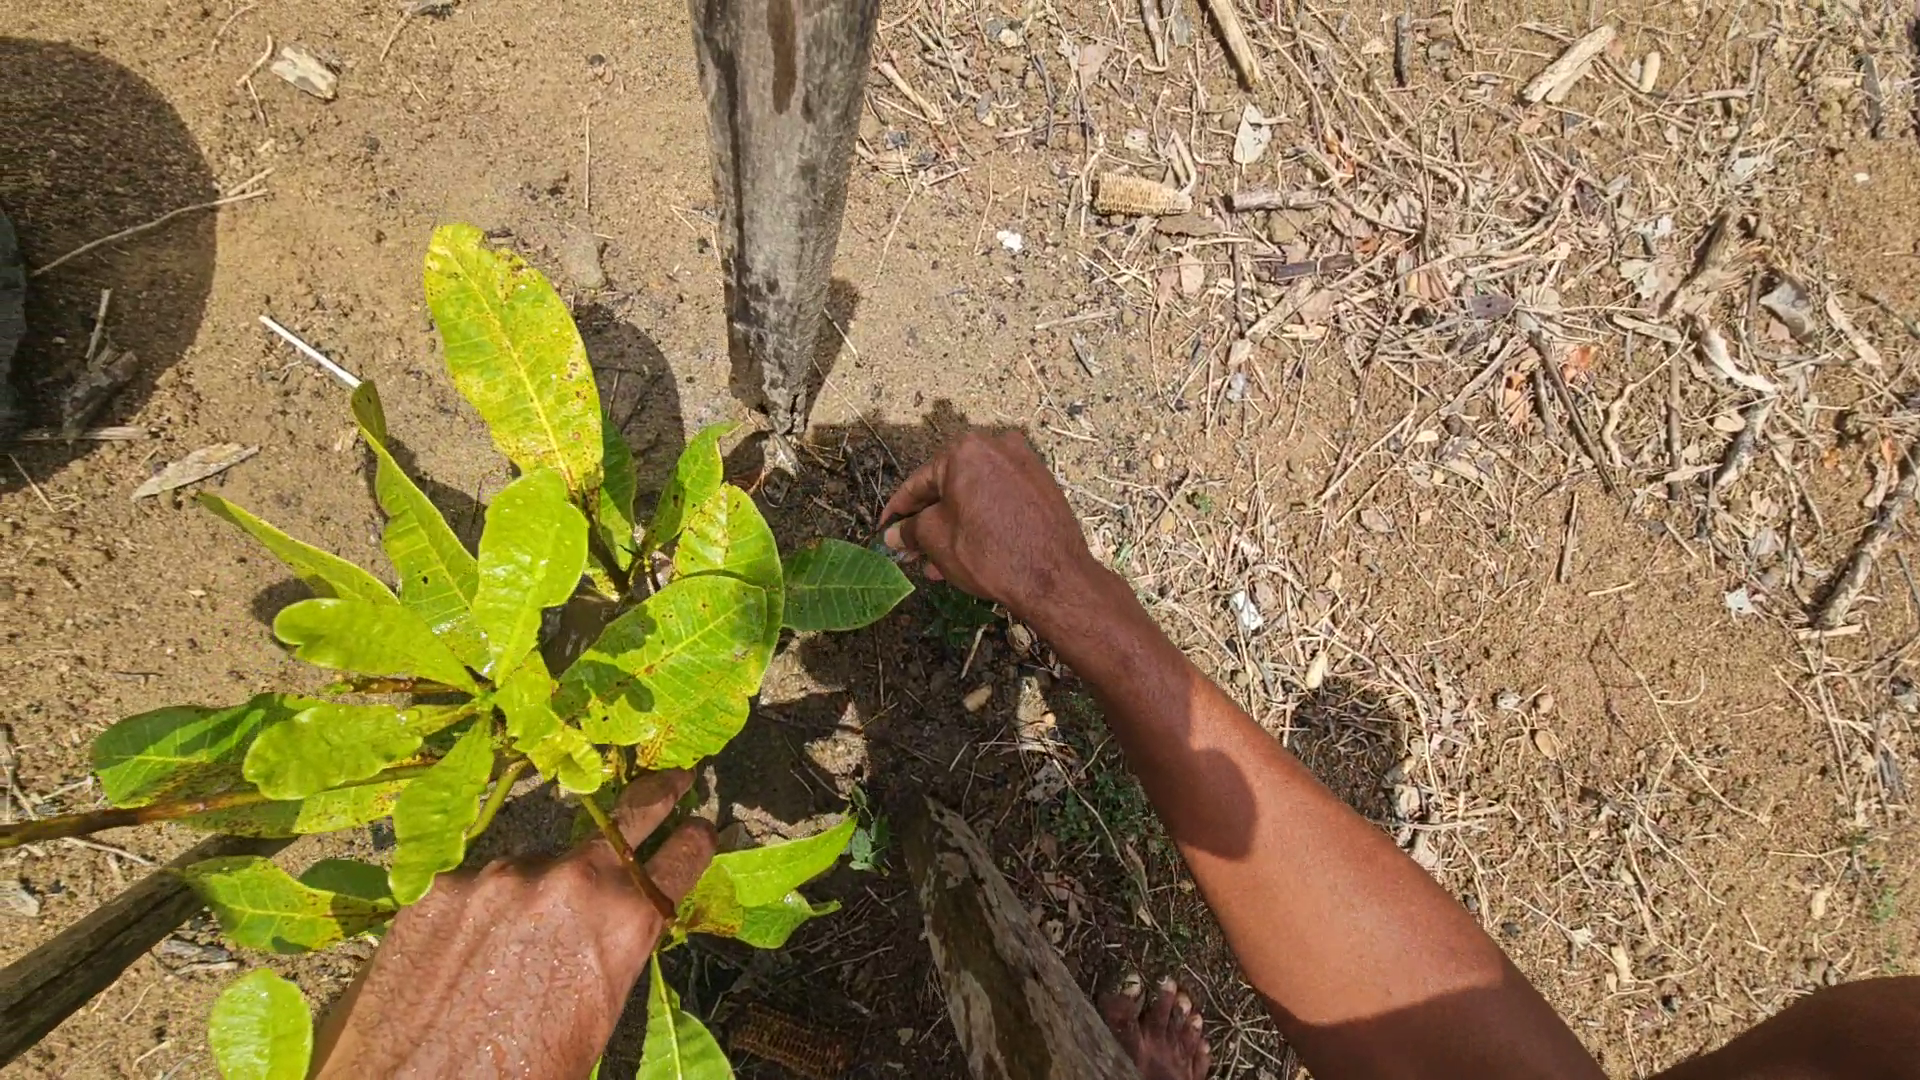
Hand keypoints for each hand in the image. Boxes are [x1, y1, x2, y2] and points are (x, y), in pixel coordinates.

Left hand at [312, 771, 714, 1079]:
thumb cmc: (523, 1078)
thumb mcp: (599, 1016)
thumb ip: (617, 946)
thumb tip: (624, 912)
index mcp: (624, 921)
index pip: (685, 852)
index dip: (696, 841)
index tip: (699, 830)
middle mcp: (573, 881)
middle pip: (633, 813)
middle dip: (662, 792)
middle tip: (677, 778)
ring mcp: (505, 874)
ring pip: (544, 860)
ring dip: (544, 885)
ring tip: (513, 943)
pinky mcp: (444, 884)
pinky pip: (482, 881)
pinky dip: (484, 907)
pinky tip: (464, 953)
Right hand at [883, 430, 1100, 625]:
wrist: (1054, 578)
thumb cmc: (989, 553)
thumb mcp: (937, 540)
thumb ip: (910, 531)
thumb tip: (894, 535)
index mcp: (966, 450)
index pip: (919, 482)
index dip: (897, 511)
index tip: (885, 529)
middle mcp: (998, 447)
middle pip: (950, 488)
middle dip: (929, 523)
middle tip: (914, 553)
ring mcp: (1025, 465)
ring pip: (976, 497)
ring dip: (954, 527)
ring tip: (939, 564)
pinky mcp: (1043, 486)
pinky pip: (1000, 501)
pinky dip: (981, 522)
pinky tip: (970, 552)